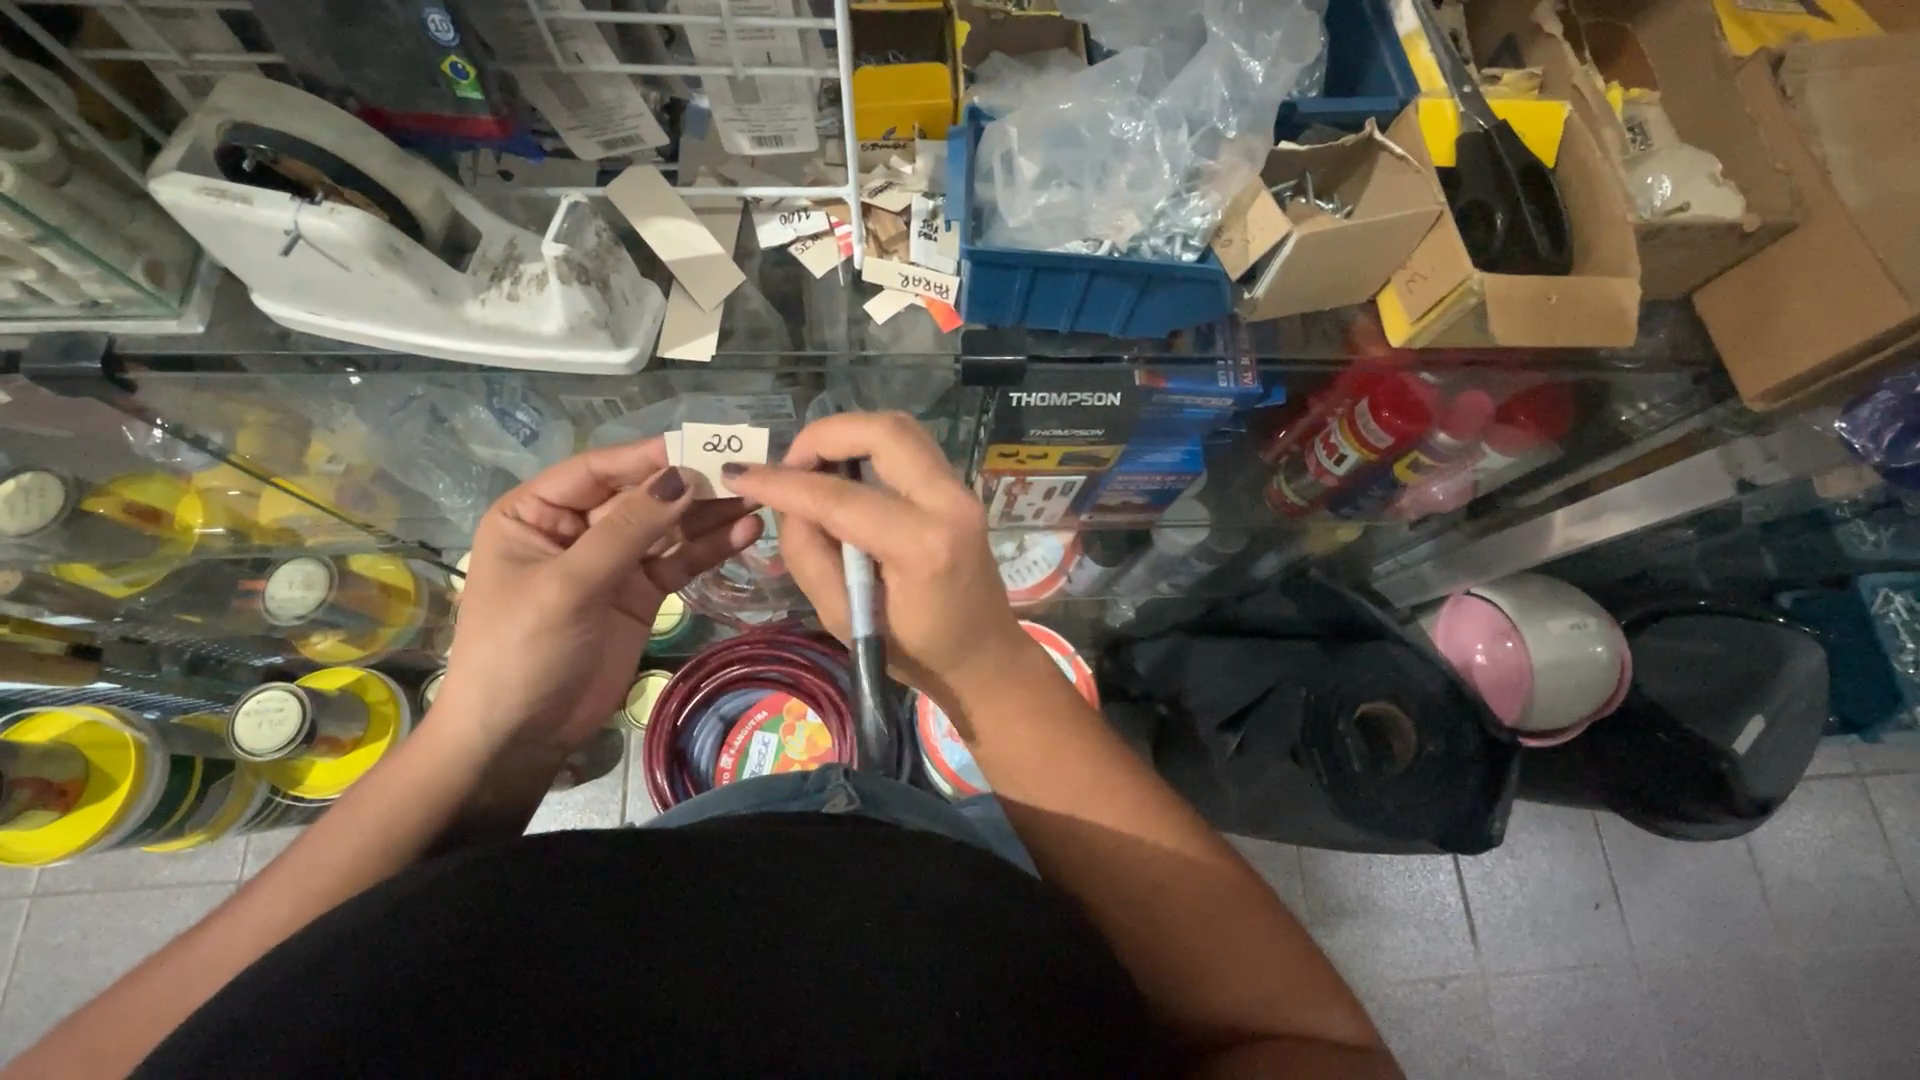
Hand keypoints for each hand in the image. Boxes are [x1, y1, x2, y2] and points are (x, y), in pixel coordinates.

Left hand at [437, 438, 761, 759]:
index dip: (648, 458)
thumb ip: (628, 530)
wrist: (521, 735)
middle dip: (688, 486)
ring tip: (755, 500)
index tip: (701, 446)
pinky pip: (678, 562)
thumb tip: (681, 477)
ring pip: (666, 528)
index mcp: (535, 513)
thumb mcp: (570, 584)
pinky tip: (744, 533)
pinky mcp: (639, 594)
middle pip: (639, 496)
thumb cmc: (523, 650)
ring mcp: (611, 563)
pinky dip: (709, 548)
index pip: (598, 471)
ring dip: (708, 515)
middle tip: (742, 473)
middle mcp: (574, 530)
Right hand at [722, 412, 1032, 698]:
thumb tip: (787, 504)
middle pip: (882, 432)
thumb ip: (810, 557)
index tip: (739, 476)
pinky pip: (909, 447)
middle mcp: (949, 504)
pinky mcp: (960, 490)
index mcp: (923, 546)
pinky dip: (868, 447)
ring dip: (847, 436)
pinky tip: (843, 476)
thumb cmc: (916, 653)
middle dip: (822, 438)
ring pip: (899, 429)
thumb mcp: (846, 621)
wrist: (985, 659)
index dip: (782, 483)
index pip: (840, 497)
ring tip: (812, 470)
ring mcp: (961, 492)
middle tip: (788, 468)